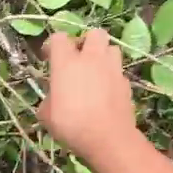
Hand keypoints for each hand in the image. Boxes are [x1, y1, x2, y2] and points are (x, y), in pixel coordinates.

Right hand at [37, 28, 139, 165]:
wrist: (107, 138)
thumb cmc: (71, 125)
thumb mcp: (46, 115)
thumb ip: (49, 99)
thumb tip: (54, 97)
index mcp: (67, 63)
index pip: (59, 38)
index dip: (52, 46)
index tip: (49, 59)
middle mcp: (91, 59)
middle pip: (93, 33)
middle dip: (86, 42)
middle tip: (78, 59)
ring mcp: (112, 69)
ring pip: (111, 48)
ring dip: (102, 56)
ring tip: (95, 73)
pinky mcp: (125, 83)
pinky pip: (118, 71)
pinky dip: (111, 77)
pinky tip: (105, 92)